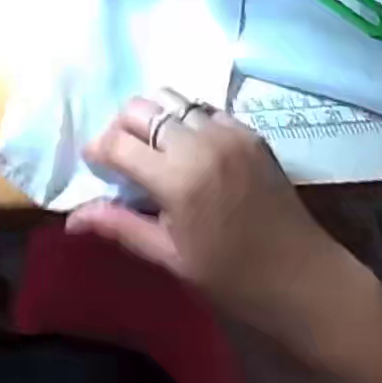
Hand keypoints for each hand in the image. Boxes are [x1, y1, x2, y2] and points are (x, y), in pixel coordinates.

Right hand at [68, 91, 354, 332]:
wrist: (311, 284)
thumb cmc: (234, 278)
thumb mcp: (170, 257)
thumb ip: (118, 225)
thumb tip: (70, 220)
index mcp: (177, 180)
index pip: (116, 142)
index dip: (99, 150)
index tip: (98, 164)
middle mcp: (199, 145)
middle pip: (138, 108)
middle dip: (121, 127)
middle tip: (125, 155)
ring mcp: (227, 134)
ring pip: (169, 97)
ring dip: (153, 116)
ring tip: (156, 146)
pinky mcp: (248, 132)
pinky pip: (202, 107)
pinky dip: (186, 119)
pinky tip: (190, 147)